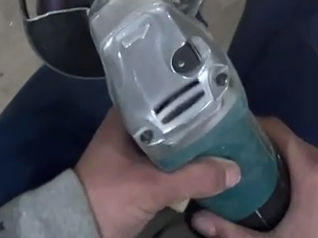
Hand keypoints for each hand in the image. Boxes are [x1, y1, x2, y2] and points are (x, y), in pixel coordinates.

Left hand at [75, 109, 241, 237]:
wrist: (83, 229)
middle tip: (226, 116)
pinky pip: (168, 157)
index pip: (162, 93)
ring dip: (191, 142)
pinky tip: (206, 160)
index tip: (216, 93)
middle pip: (170, 118)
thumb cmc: (111, 195)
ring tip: (223, 135)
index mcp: (126, 115)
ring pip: (171, 139)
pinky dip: (185, 160)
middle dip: (195, 121)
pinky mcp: (139, 169)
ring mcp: (135, 148)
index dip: (188, 94)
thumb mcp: (153, 186)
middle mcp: (131, 125)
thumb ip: (193, 177)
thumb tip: (235, 168)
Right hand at [191, 118, 317, 237]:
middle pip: (284, 139)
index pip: (275, 127)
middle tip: (230, 158)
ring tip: (246, 171)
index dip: (249, 126)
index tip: (225, 135)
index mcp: (313, 168)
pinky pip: (309, 162)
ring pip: (296, 150)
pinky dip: (289, 167)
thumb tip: (196, 218)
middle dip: (257, 145)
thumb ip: (231, 231)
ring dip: (273, 157)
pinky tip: (270, 186)